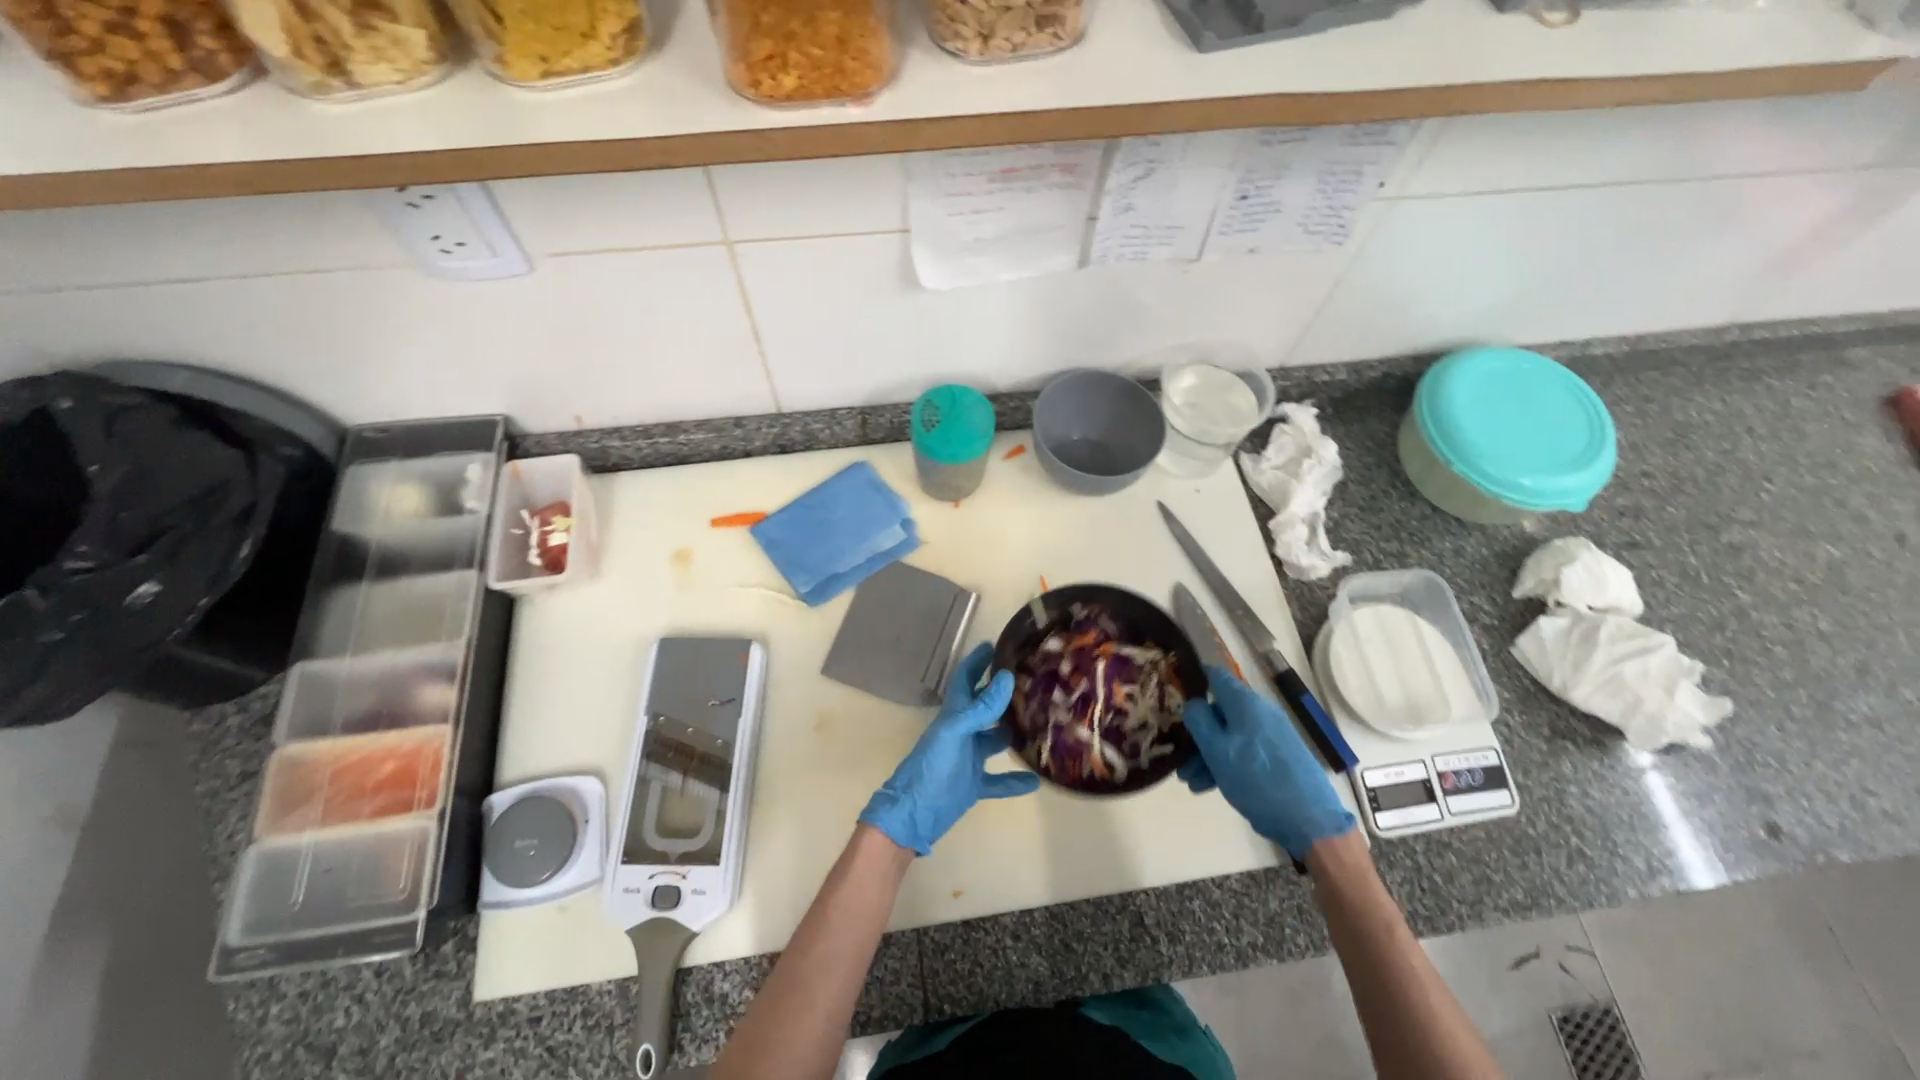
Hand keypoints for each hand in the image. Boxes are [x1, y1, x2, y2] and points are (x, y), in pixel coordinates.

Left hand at [858, 643, 1041, 855]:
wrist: (914, 813)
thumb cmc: (931, 767)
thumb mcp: (955, 733)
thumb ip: (980, 708)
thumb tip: (1007, 678)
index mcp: (954, 716)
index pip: (965, 680)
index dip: (977, 662)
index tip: (996, 645)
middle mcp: (963, 733)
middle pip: (985, 708)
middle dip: (1004, 695)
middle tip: (1032, 682)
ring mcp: (969, 759)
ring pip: (995, 741)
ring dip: (1014, 734)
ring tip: (1042, 725)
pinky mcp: (974, 785)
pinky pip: (999, 781)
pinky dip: (1015, 780)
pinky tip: (1037, 779)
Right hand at [1179, 665, 1354, 859]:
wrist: (1307, 818)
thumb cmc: (1255, 779)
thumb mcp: (1217, 750)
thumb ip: (1199, 721)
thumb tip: (1192, 703)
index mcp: (1245, 704)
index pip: (1215, 676)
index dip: (1192, 681)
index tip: (1171, 696)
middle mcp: (1259, 713)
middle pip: (1219, 713)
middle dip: (1196, 734)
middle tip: (1178, 758)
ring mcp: (1270, 735)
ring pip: (1229, 736)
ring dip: (1206, 755)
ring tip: (1190, 782)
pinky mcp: (1276, 757)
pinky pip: (1243, 752)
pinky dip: (1224, 764)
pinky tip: (1208, 787)